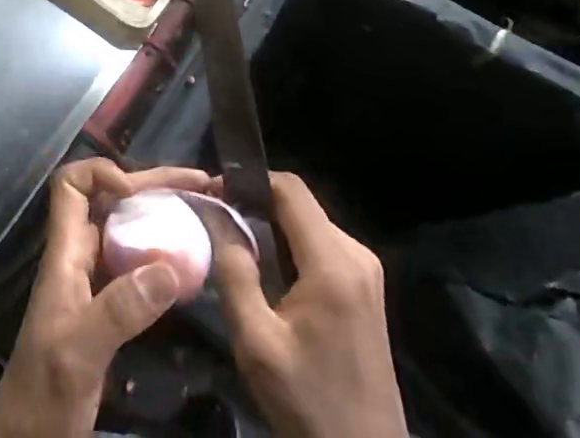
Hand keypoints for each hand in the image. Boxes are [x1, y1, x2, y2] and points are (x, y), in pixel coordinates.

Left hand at [0, 158, 211, 437]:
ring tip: (207, 211)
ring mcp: (94, 280)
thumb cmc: (45, 391)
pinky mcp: (109, 305)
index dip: (101, 173)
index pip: (70, 186)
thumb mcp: (80, 352)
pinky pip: (138, 263)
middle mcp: (79, 257)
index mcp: (64, 254)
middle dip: (153, 185)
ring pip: (127, 229)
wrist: (30, 435)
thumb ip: (120, 310)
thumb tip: (170, 266)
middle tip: (204, 185)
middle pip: (110, 201)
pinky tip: (194, 262)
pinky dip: (165, 252)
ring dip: (163, 214)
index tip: (138, 192)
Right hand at [212, 172, 407, 437]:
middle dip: (254, 202)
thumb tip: (217, 219)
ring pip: (308, 222)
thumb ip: (235, 274)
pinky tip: (264, 265)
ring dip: (269, 223)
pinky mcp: (365, 287)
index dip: (248, 180)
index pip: (290, 190)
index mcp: (334, 263)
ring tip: (232, 239)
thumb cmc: (307, 399)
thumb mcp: (256, 342)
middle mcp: (356, 255)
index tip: (213, 192)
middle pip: (299, 204)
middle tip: (215, 218)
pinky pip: (320, 244)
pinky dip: (288, 242)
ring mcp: (366, 271)